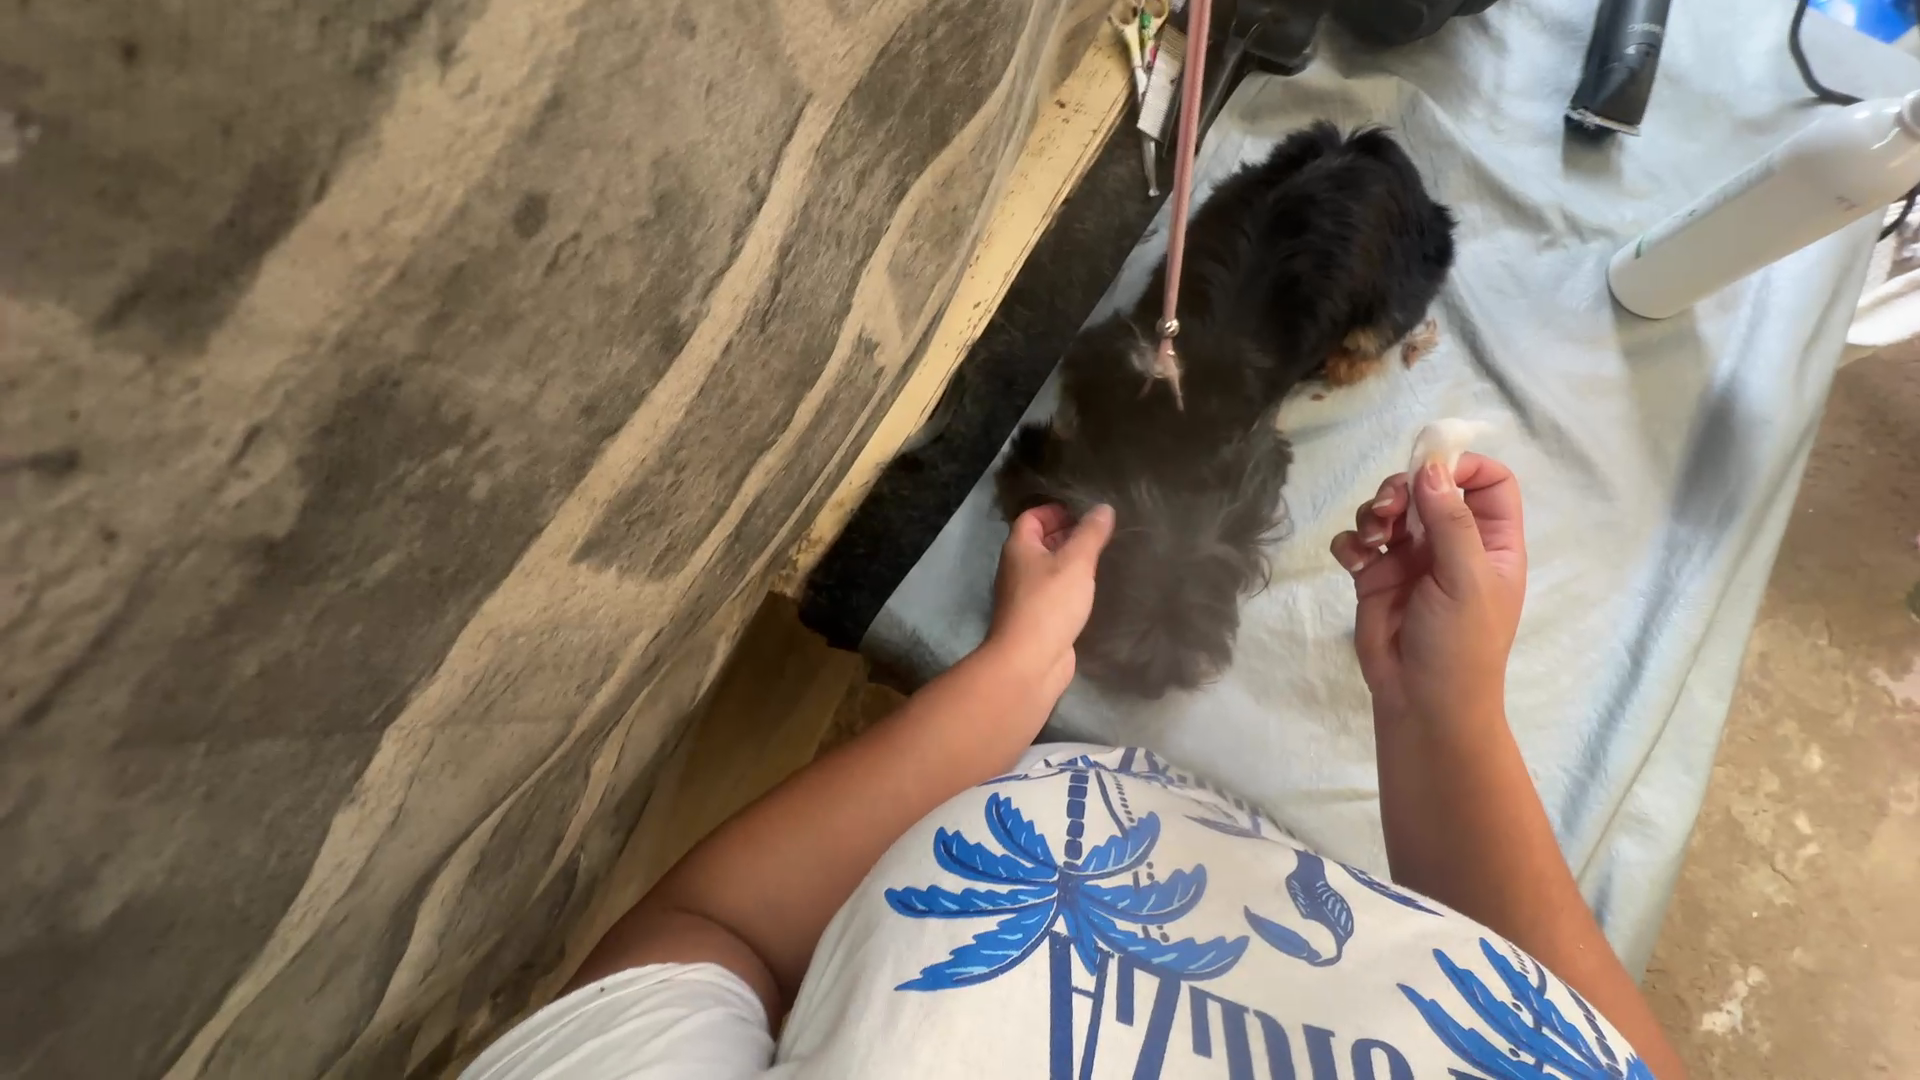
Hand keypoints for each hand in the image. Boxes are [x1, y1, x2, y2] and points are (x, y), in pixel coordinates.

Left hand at [983, 503, 1115, 700]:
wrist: (1029, 661)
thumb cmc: (1049, 604)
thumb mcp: (1075, 562)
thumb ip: (1090, 534)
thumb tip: (1103, 508)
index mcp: (1019, 548)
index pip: (1031, 518)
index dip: (1054, 511)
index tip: (1082, 513)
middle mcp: (1017, 569)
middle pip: (1039, 542)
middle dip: (1065, 534)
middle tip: (1098, 534)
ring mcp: (1024, 596)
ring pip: (1047, 569)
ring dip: (1069, 562)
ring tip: (1101, 558)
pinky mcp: (1036, 619)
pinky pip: (1053, 593)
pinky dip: (1070, 586)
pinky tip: (1091, 590)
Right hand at [1329, 454, 1525, 728]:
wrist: (1422, 700)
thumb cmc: (1460, 643)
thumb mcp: (1466, 580)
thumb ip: (1450, 521)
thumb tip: (1431, 467)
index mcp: (1490, 542)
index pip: (1487, 482)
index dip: (1461, 466)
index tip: (1427, 467)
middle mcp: (1449, 543)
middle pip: (1425, 489)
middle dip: (1400, 490)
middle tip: (1386, 509)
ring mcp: (1409, 560)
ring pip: (1386, 512)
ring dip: (1371, 516)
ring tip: (1371, 541)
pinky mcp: (1373, 577)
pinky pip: (1355, 543)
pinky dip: (1349, 545)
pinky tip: (1354, 562)